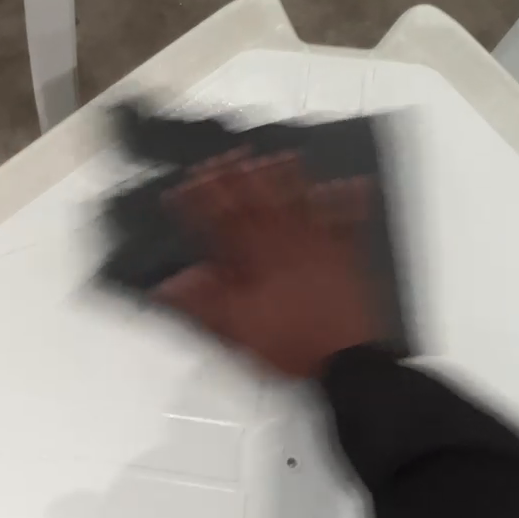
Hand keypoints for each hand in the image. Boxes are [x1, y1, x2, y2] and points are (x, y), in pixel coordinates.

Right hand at [155, 150, 379, 378]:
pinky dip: (349, 201)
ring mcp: (319, 248)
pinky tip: (350, 181)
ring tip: (273, 156)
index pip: (219, 225)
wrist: (344, 362)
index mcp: (254, 264)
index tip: (182, 186)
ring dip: (285, 179)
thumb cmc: (288, 346)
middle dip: (237, 179)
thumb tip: (168, 284)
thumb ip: (201, 303)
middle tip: (224, 157)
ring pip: (299, 204)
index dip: (198, 203)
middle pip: (258, 205)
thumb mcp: (233, 331)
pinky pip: (349, 222)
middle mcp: (285, 247)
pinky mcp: (347, 257)